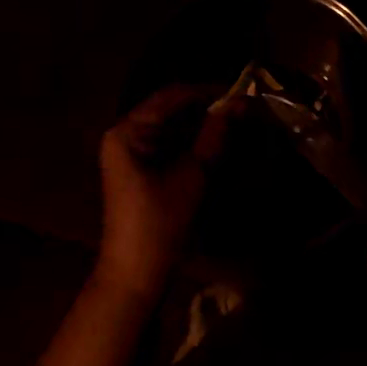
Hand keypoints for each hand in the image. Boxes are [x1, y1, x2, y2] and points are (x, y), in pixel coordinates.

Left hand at [97, 86, 235, 297]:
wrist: (134, 273)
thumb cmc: (159, 223)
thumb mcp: (192, 176)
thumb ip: (215, 136)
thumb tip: (240, 103)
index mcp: (127, 131)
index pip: (171, 96)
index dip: (206, 92)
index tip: (240, 92)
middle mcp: (124, 134)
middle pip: (169, 109)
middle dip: (206, 109)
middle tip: (243, 108)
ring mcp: (129, 152)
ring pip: (171, 127)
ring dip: (201, 125)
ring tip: (236, 123)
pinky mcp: (139, 169)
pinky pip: (167, 144)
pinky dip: (191, 143)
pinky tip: (217, 143)